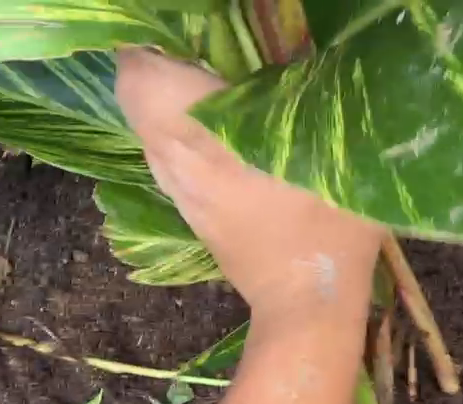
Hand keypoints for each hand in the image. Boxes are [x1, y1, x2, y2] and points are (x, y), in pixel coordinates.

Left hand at [115, 48, 383, 322]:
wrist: (307, 308)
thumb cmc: (322, 227)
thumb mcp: (327, 146)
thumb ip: (303, 90)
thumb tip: (290, 52)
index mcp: (193, 134)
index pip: (136, 66)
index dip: (157, 41)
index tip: (196, 35)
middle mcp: (171, 161)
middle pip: (138, 94)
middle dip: (170, 67)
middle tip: (218, 59)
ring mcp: (178, 194)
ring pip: (154, 130)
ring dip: (180, 106)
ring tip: (227, 97)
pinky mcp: (194, 215)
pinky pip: (175, 159)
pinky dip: (192, 140)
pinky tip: (234, 143)